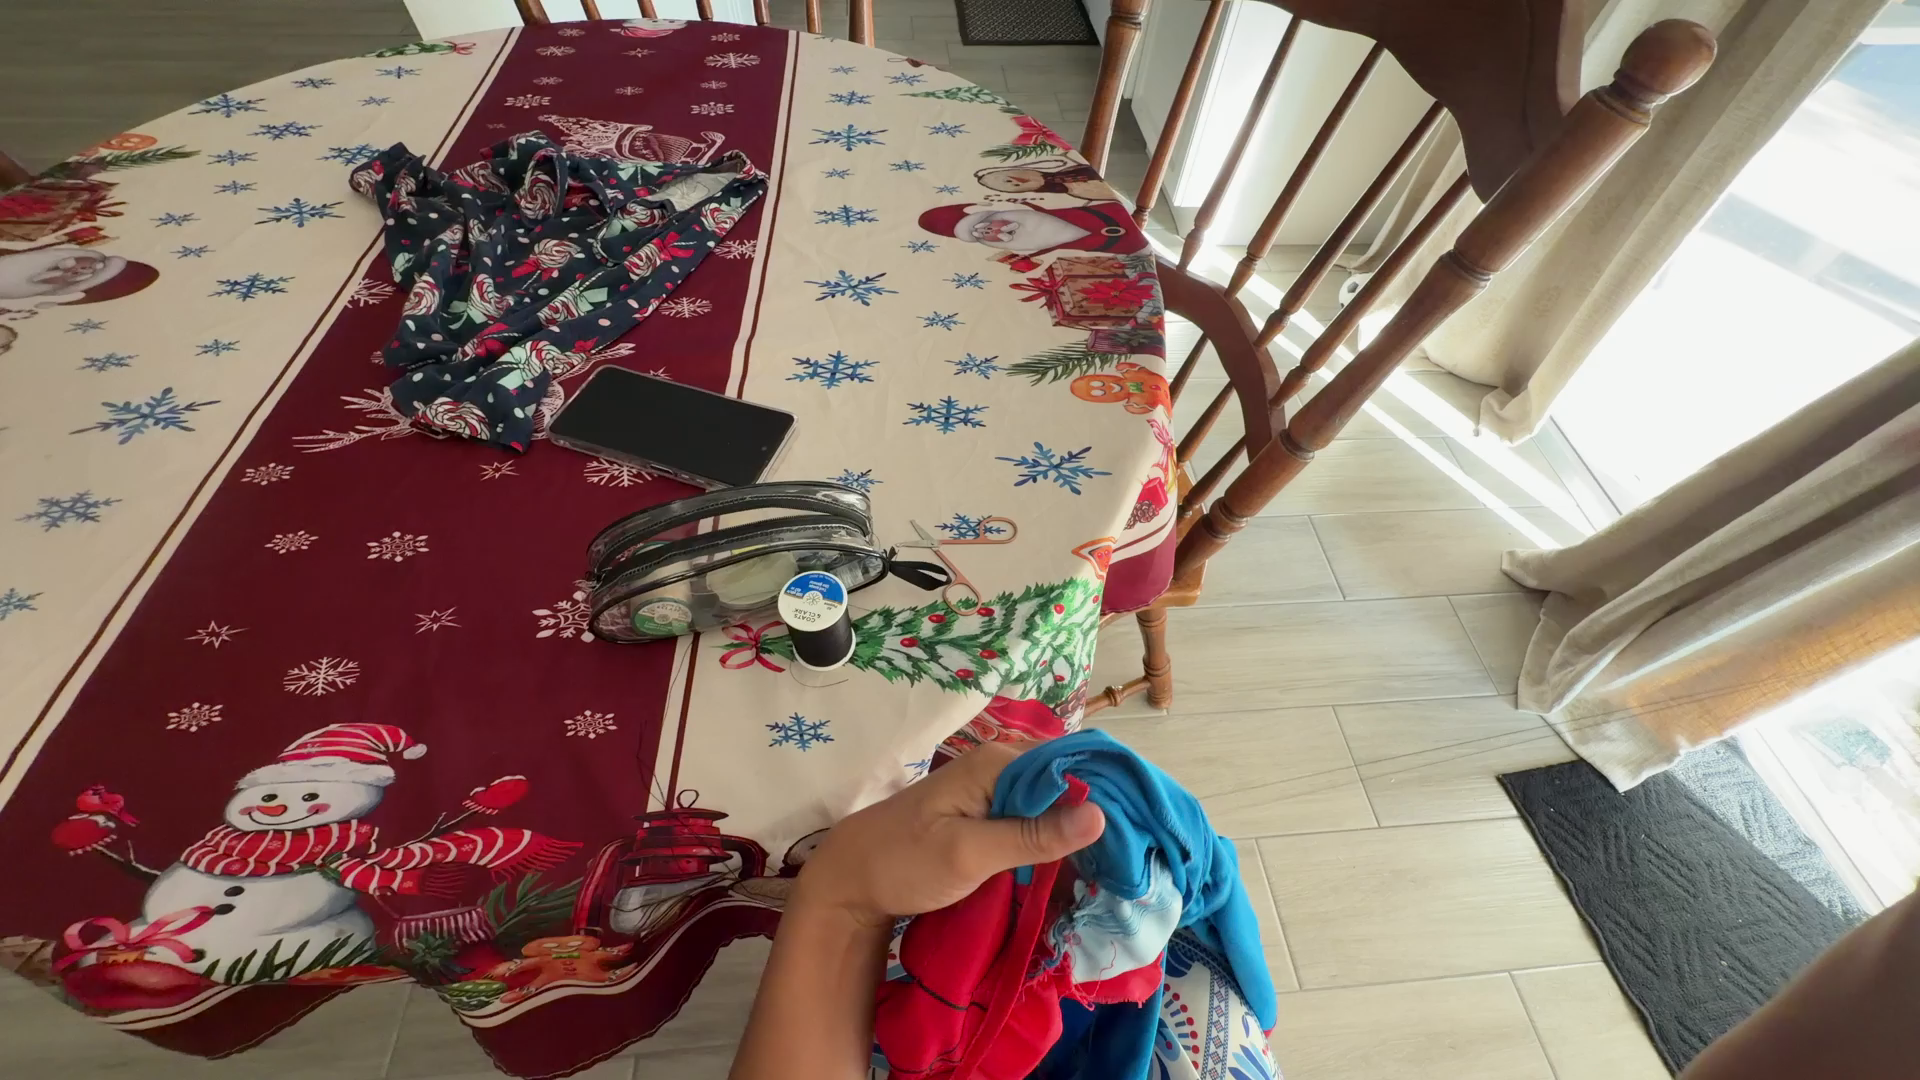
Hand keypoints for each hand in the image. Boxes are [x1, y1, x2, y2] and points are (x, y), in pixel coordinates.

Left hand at [791, 742, 1104, 928]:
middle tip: (1130, 862)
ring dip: (1074, 834)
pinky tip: (1073, 870)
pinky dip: (1052, 843)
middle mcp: (999, 767)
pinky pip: (1032, 820)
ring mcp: (992, 791)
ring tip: (1112, 870)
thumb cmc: (904, 861)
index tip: (1139, 835)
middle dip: (1094, 817)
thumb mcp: (969, 853)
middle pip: (1063, 784)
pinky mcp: (987, 815)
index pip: (1069, 765)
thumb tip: (1099, 813)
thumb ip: (1032, 835)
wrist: (851, 879)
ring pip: (1050, 805)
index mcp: (997, 763)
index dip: (1105, 794)